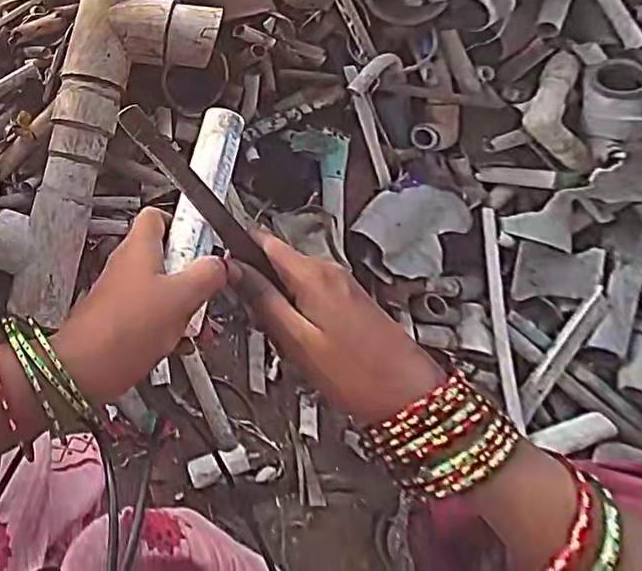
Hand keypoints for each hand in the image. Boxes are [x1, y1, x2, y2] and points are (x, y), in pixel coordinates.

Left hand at [51, 209, 226, 405]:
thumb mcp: (180, 298)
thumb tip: (219, 264)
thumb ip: (205, 276)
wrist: (89, 366)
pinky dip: (170, 325)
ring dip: (185, 305)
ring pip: (164, 287)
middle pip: (168, 255)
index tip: (205, 244)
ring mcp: (124, 289)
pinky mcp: (123, 315)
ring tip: (197, 324)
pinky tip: (180, 343)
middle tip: (205, 291)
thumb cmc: (124, 327)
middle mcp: (129, 263)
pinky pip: (154, 312)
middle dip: (192, 275)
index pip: (158, 215)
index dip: (183, 224)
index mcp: (139, 247)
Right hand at [230, 230, 444, 424]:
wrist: (416, 402)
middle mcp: (329, 271)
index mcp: (312, 274)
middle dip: (259, 285)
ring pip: (291, 278)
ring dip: (279, 301)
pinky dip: (299, 311)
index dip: (238, 251)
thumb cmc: (361, 377)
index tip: (225, 271)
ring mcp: (343, 285)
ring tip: (285, 339)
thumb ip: (262, 299)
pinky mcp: (351, 301)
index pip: (261, 239)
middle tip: (259, 321)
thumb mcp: (297, 340)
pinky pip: (310, 292)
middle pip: (275, 260)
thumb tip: (233, 269)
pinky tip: (306, 342)